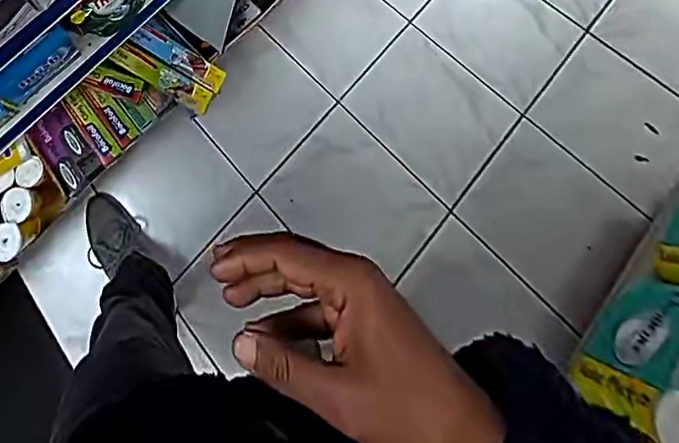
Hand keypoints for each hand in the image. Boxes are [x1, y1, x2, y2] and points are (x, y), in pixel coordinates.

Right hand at [210, 232, 503, 442]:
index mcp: (351, 281)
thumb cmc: (413, 406)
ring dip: (269, 287)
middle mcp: (356, 278)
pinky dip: (290, 314)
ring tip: (236, 295)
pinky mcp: (364, 314)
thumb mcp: (337, 392)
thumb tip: (244, 345)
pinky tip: (270, 331)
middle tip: (220, 269)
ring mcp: (362, 294)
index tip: (219, 263)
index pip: (288, 253)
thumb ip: (284, 366)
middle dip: (254, 263)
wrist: (459, 428)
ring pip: (304, 279)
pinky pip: (317, 304)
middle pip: (294, 258)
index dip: (247, 256)